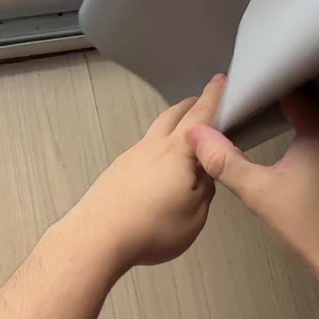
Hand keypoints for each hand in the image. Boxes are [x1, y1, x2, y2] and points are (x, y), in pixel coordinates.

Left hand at [63, 74, 223, 270]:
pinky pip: (143, 149)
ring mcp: (132, 156)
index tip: (220, 82)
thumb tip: (207, 175)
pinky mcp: (119, 170)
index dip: (214, 97)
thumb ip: (205, 188)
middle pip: (174, 115)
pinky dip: (157, 146)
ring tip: (185, 133)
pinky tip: (160, 164)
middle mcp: (152, 146)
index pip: (201, 115)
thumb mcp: (196, 214)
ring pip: (157, 130)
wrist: (98, 236)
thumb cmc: (147, 228)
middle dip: (192, 105)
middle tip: (204, 102)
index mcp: (177, 151)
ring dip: (173, 124)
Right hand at [189, 89, 318, 288]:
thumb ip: (223, 160)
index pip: (294, 87)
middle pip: (316, 95)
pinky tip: (306, 147)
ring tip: (279, 116)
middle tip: (258, 98)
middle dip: (289, 93)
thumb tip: (193, 133)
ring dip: (310, 111)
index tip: (246, 85)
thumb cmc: (311, 227)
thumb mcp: (258, 193)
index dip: (268, 82)